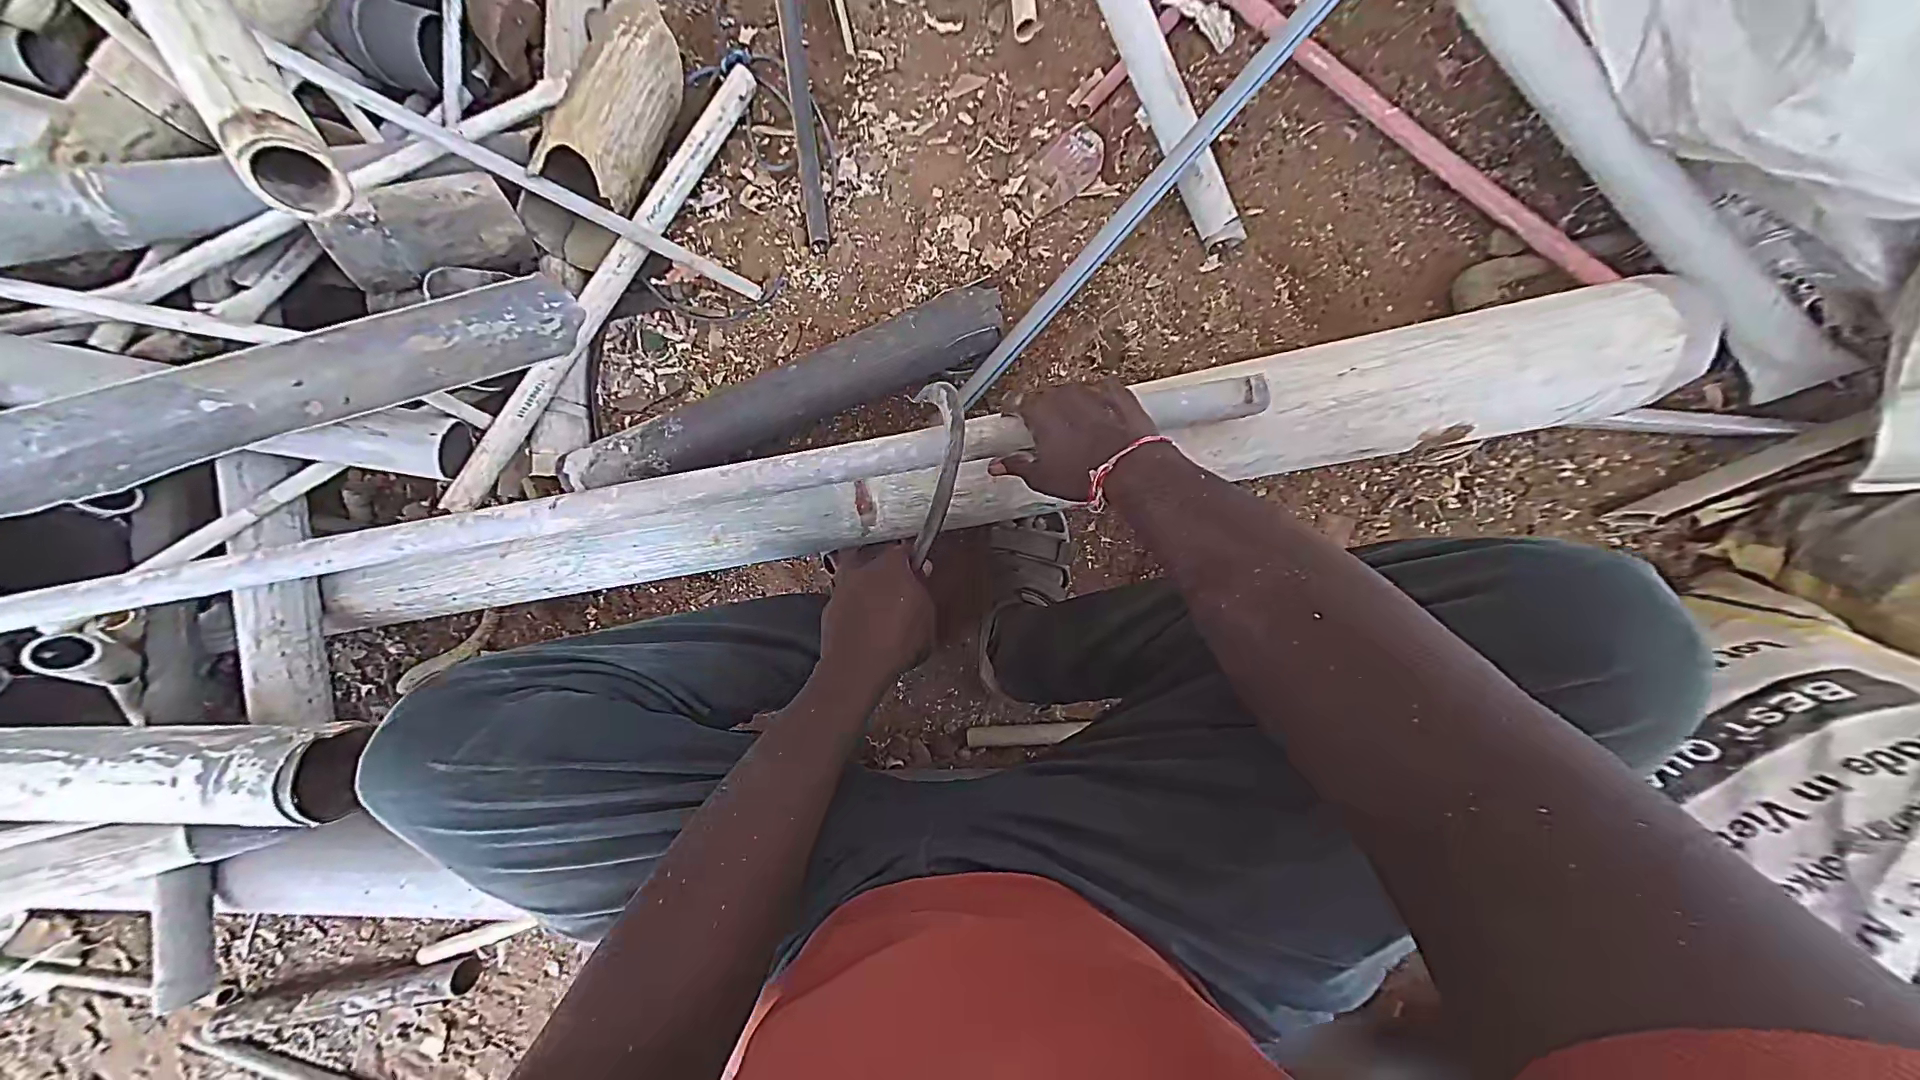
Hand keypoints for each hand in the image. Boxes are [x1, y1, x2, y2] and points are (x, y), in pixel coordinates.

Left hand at [819, 543, 935, 687]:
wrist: (857, 666)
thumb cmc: (899, 641)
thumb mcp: (928, 618)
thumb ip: (923, 591)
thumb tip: (920, 573)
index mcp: (891, 565)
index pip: (904, 551)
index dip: (913, 563)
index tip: (919, 575)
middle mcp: (862, 569)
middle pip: (877, 564)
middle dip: (888, 575)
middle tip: (900, 595)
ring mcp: (842, 588)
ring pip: (859, 583)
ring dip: (868, 592)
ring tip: (881, 615)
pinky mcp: (828, 609)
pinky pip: (846, 603)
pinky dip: (854, 611)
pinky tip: (865, 630)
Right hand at [988, 379, 1160, 500]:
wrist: (1131, 469)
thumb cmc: (1087, 474)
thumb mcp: (1042, 477)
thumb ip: (1017, 465)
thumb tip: (998, 466)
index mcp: (1040, 412)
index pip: (1016, 401)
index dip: (1012, 410)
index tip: (1012, 418)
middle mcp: (1064, 395)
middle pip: (1045, 395)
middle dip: (1042, 409)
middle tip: (1044, 430)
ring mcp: (1092, 391)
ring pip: (1073, 392)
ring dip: (1070, 405)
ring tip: (1074, 427)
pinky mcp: (1117, 393)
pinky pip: (1102, 391)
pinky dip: (1099, 401)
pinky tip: (1101, 416)